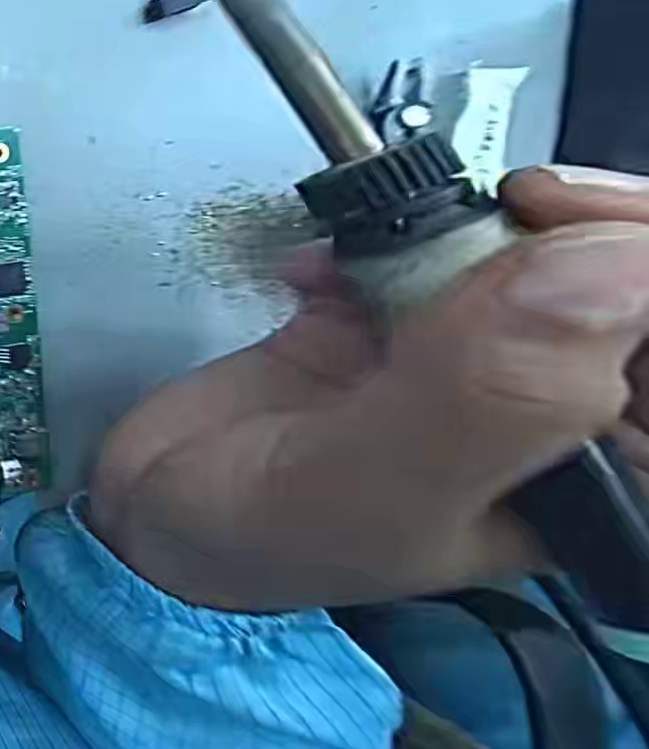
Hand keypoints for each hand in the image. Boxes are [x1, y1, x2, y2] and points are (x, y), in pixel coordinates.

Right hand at [88, 165, 648, 612]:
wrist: (148, 506)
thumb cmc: (257, 529)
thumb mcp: (368, 483)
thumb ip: (482, 396)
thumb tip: (603, 266)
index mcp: (617, 476)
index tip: (563, 222)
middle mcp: (552, 410)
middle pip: (619, 287)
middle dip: (549, 236)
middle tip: (469, 219)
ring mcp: (453, 361)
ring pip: (513, 259)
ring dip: (444, 232)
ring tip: (360, 254)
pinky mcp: (369, 330)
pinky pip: (405, 260)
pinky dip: (359, 244)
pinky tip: (310, 268)